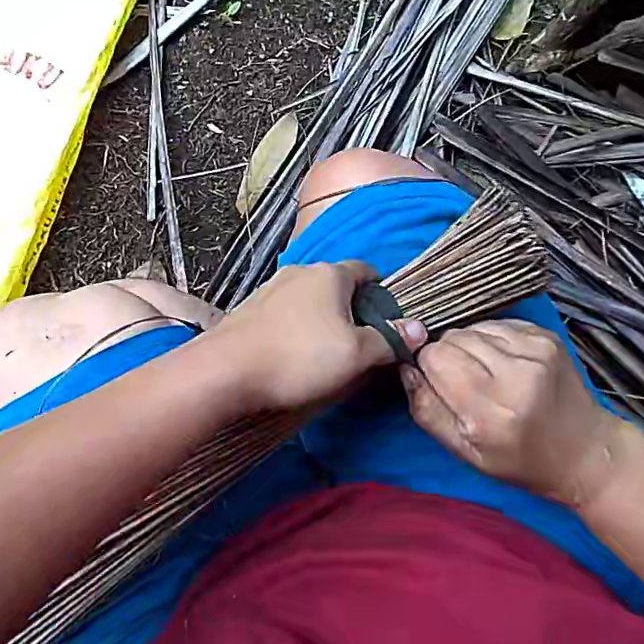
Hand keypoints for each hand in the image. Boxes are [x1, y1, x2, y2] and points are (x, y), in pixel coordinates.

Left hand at [205, 260, 425, 411]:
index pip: (367, 270)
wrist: (223, 372)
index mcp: (331, 274)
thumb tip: (421, 330)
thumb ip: (389, 341)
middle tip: (358, 342)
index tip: (385, 320)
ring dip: (321, 318)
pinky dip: (294, 327)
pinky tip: (291, 355)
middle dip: (351, 308)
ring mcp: (271, 288)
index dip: (381, 292)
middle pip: (337, 284)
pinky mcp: (248, 309)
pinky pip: (284, 312)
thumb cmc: (298, 357)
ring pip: (309, 298)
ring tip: (324, 352)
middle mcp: (302, 271)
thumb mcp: (355, 355)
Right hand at [401, 319, 630, 507]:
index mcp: (490, 413)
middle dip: (448, 354)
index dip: (428, 366)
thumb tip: (406, 368)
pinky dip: (492, 339)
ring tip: (485, 372)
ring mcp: (535, 350)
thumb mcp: (467, 453)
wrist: (583, 449)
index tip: (438, 381)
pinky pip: (499, 324)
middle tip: (464, 381)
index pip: (436, 358)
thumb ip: (428, 411)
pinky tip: (503, 361)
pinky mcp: (546, 336)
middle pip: (454, 338)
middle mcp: (515, 375)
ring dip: (470, 345)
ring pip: (474, 327)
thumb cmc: (521, 460)